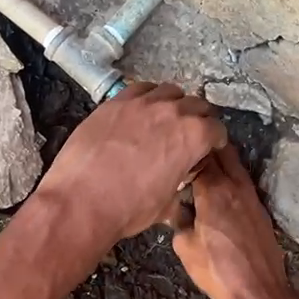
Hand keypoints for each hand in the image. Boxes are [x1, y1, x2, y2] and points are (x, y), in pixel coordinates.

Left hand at [32, 83, 227, 247]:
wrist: (81, 201)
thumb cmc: (127, 209)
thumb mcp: (166, 203)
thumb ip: (179, 182)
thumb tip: (177, 180)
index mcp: (193, 137)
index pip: (216, 129)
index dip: (215, 139)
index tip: (210, 146)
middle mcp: (172, 112)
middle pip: (196, 104)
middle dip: (198, 118)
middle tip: (190, 132)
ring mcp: (141, 103)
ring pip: (169, 91)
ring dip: (173, 103)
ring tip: (166, 118)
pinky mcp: (115, 102)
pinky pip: (139, 89)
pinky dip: (146, 97)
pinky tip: (140, 111)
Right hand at [170, 144, 295, 298]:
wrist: (260, 292)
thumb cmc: (217, 270)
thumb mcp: (185, 247)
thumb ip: (179, 220)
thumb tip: (179, 209)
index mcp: (214, 190)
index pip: (198, 156)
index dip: (184, 151)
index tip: (171, 152)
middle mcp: (236, 185)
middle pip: (222, 152)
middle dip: (204, 146)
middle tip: (185, 150)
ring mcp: (252, 196)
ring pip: (235, 165)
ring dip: (219, 161)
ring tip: (199, 167)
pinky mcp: (261, 209)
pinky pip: (242, 183)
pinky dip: (229, 179)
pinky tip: (217, 191)